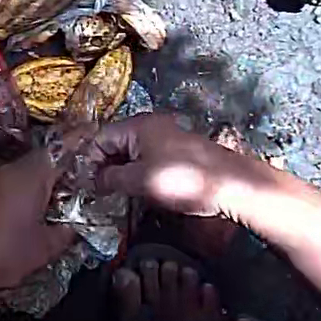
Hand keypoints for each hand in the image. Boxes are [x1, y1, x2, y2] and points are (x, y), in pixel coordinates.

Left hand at [0, 149, 75, 295]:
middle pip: (44, 159)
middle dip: (64, 164)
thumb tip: (75, 227)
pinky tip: (33, 209)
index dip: (78, 140)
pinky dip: (27, 190)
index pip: (61, 149)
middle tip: (86, 175)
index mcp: (33, 175)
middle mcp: (12, 170)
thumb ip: (65, 234)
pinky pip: (12, 184)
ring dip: (44, 179)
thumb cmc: (2, 252)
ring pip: (27, 172)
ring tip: (64, 195)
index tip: (94, 130)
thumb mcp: (44, 249)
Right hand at [92, 113, 290, 223]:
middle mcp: (151, 126)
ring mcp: (166, 138)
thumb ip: (112, 178)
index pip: (100, 138)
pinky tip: (141, 191)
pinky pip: (148, 159)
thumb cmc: (182, 180)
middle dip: (106, 166)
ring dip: (123, 172)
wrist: (232, 186)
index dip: (91, 161)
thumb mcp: (139, 181)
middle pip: (116, 143)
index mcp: (138, 126)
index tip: (88, 185)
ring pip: (133, 153)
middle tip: (100, 192)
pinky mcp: (178, 152)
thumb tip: (96, 180)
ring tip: (118, 195)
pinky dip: (139, 173)